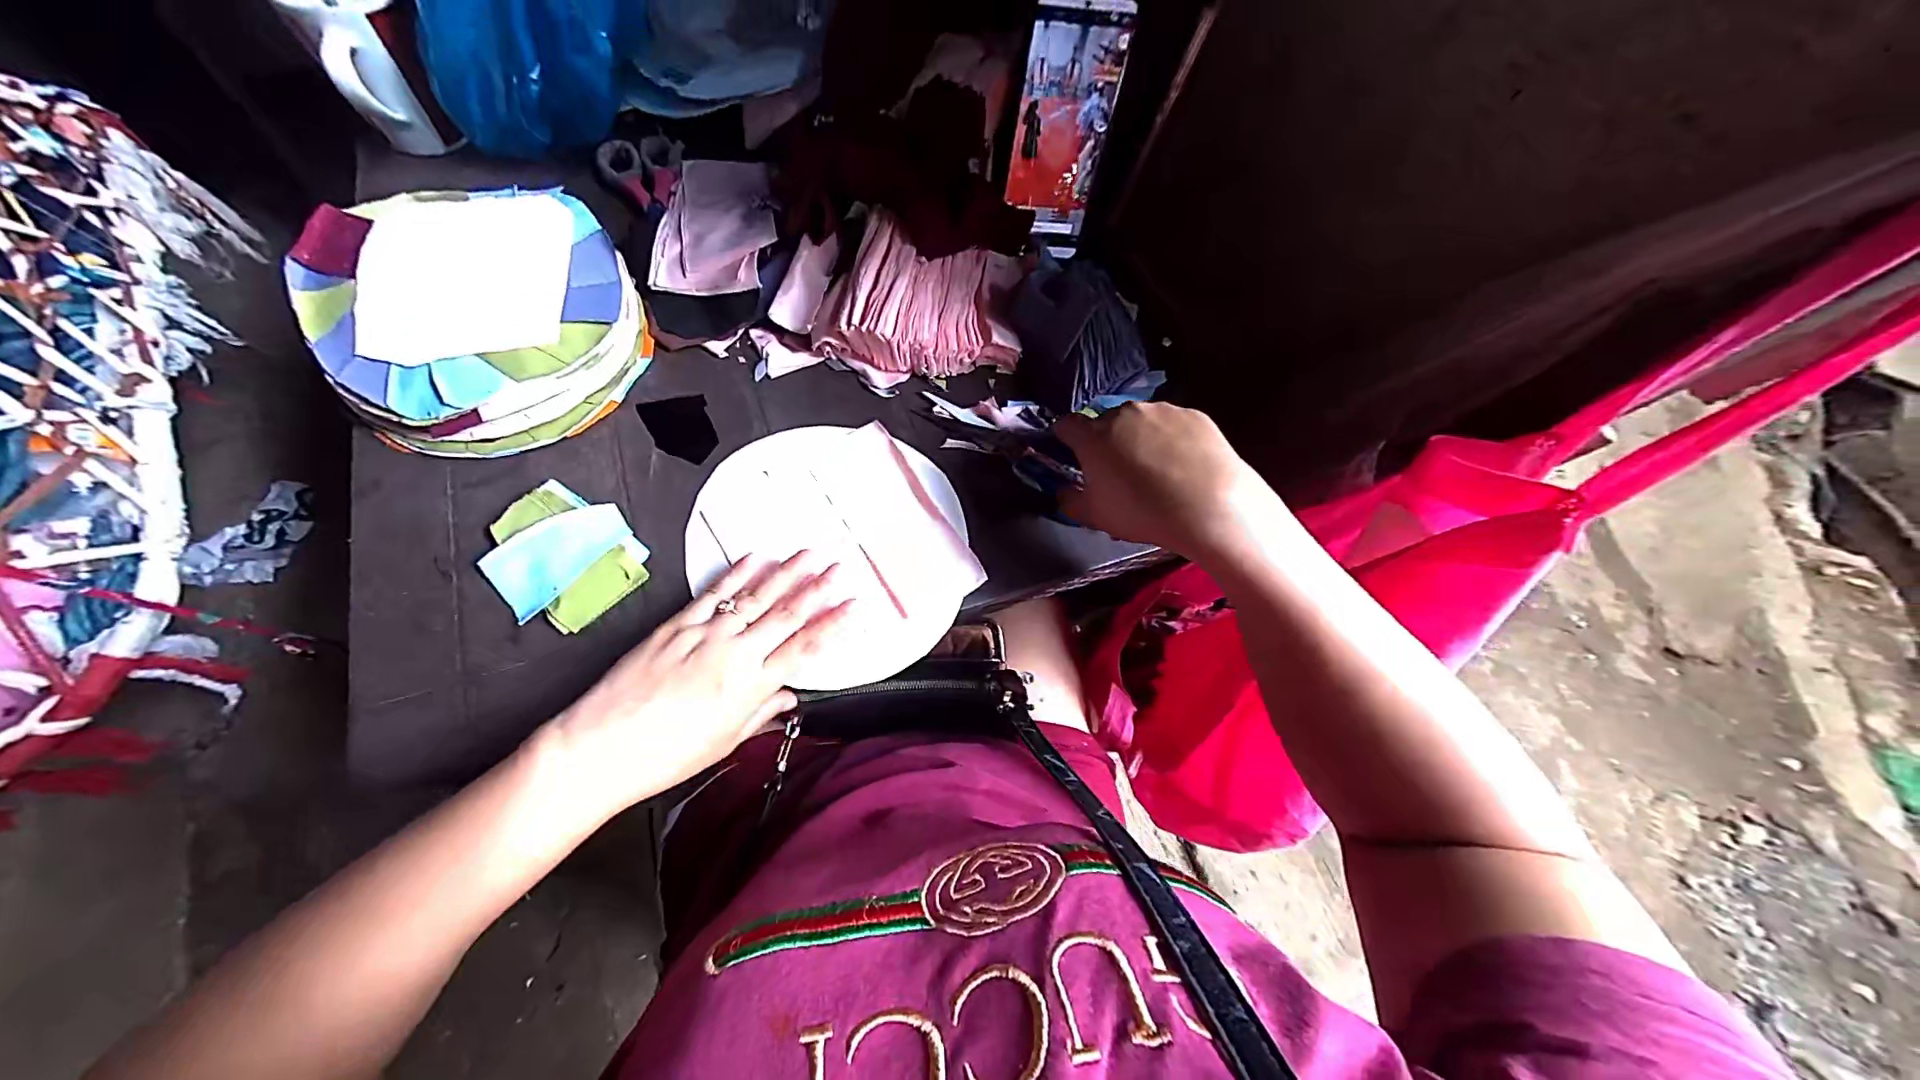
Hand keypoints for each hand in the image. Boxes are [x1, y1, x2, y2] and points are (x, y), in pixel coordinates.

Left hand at [539, 552, 851, 816]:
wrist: (598, 749)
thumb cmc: (660, 755)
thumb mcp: (723, 742)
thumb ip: (761, 714)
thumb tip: (787, 699)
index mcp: (749, 687)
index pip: (804, 647)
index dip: (833, 624)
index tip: (852, 607)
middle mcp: (732, 655)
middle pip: (787, 614)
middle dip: (818, 589)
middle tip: (838, 570)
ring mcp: (704, 636)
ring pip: (756, 597)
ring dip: (787, 573)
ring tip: (809, 555)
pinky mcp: (675, 626)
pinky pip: (714, 594)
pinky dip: (737, 574)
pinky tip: (755, 558)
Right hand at [1053, 402, 1288, 560]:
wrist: (1210, 507)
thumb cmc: (1142, 512)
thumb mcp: (1096, 517)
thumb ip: (1070, 501)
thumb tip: (1064, 492)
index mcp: (1093, 436)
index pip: (1067, 425)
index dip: (1066, 438)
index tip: (1073, 453)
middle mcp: (1124, 414)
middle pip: (1106, 421)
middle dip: (1107, 441)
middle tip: (1119, 471)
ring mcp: (1162, 411)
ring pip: (1141, 421)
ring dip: (1140, 437)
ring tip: (1156, 470)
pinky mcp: (1194, 415)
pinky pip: (1173, 424)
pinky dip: (1172, 439)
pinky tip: (1183, 466)